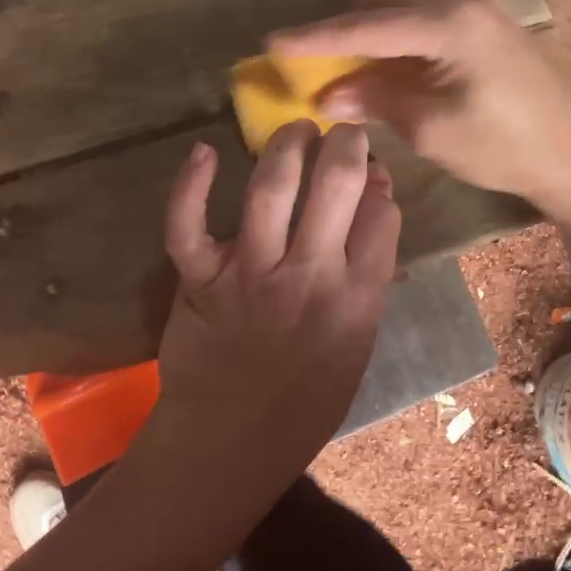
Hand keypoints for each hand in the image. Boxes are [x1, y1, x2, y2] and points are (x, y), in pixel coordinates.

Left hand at [155, 120, 398, 479]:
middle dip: (344, 145)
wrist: (230, 441)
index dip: (378, 184)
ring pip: (271, 189)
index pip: (381, 216)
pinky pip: (188, 222)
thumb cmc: (304, 400)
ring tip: (297, 128)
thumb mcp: (357, 345)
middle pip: (335, 187)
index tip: (372, 170)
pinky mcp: (200, 277)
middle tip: (342, 132)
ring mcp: (250, 274)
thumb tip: (376, 210)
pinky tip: (205, 152)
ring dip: (286, 145)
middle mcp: (308, 277)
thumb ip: (369, 279)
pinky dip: (192, 184)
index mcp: (356, 300)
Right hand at [269, 0, 570, 216]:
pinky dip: (403, 24)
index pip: (363, 25)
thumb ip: (374, 99)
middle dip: (347, 22)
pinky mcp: (490, 14)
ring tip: (366, 67)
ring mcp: (481, 0)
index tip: (271, 41)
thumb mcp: (430, 130)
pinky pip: (429, 3)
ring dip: (376, 22)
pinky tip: (403, 63)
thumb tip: (326, 93)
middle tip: (329, 64)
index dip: (313, 37)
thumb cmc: (504, 148)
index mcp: (448, 22)